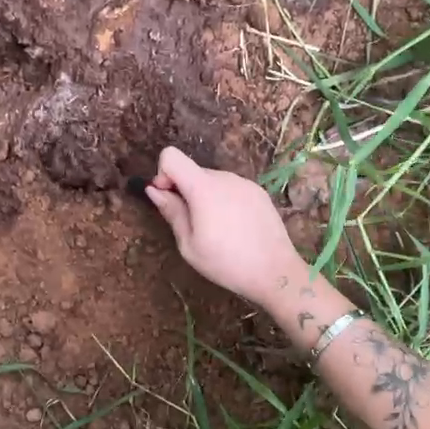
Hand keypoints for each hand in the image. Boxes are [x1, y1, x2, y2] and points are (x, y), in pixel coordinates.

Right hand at [145, 146, 305, 303]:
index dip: (163, 175)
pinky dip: (224, 201)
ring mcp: (244, 183)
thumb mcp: (189, 244)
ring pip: (212, 181)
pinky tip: (235, 228)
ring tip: (216, 230)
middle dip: (184, 191)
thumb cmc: (226, 263)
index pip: (171, 156)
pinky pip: (231, 189)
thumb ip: (171, 211)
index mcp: (203, 187)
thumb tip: (154, 189)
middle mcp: (224, 177)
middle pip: (193, 171)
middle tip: (191, 225)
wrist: (276, 272)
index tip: (168, 199)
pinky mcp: (259, 192)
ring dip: (205, 197)